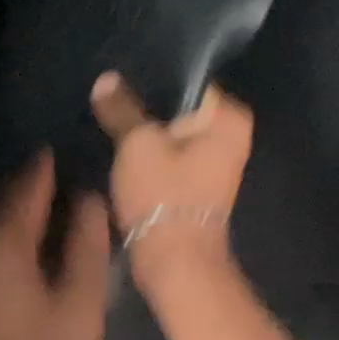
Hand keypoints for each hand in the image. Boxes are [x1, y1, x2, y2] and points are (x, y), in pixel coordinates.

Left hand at [0, 150, 110, 339]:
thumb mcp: (80, 304)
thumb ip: (87, 247)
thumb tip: (89, 201)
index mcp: (8, 243)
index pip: (26, 190)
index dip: (42, 170)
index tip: (55, 150)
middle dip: (23, 186)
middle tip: (51, 177)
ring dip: (10, 211)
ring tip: (41, 209)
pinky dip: (1, 235)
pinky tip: (21, 248)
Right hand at [91, 72, 252, 286]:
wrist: (175, 261)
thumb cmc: (164, 195)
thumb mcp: (136, 144)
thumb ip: (121, 108)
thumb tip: (106, 80)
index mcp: (230, 118)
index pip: (188, 80)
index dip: (152, 78)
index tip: (120, 78)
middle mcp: (232, 136)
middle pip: (179, 108)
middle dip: (147, 107)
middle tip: (109, 98)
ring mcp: (217, 164)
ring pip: (172, 135)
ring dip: (146, 133)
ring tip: (110, 122)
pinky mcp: (197, 186)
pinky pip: (170, 158)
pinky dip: (150, 156)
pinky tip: (122, 153)